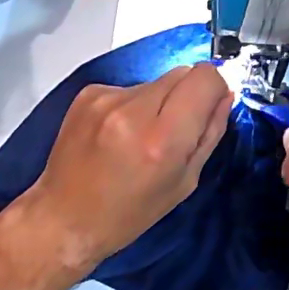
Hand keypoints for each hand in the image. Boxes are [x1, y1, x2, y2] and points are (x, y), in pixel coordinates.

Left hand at [18, 62, 232, 272]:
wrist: (64, 217)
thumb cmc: (129, 213)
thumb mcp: (184, 182)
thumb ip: (209, 133)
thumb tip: (224, 94)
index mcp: (162, 140)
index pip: (204, 78)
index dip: (213, 89)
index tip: (208, 107)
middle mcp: (132, 111)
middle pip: (182, 72)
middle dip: (187, 95)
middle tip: (174, 129)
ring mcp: (106, 98)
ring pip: (156, 80)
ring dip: (158, 101)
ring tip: (139, 137)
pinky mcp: (88, 93)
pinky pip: (129, 86)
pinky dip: (132, 105)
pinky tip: (117, 134)